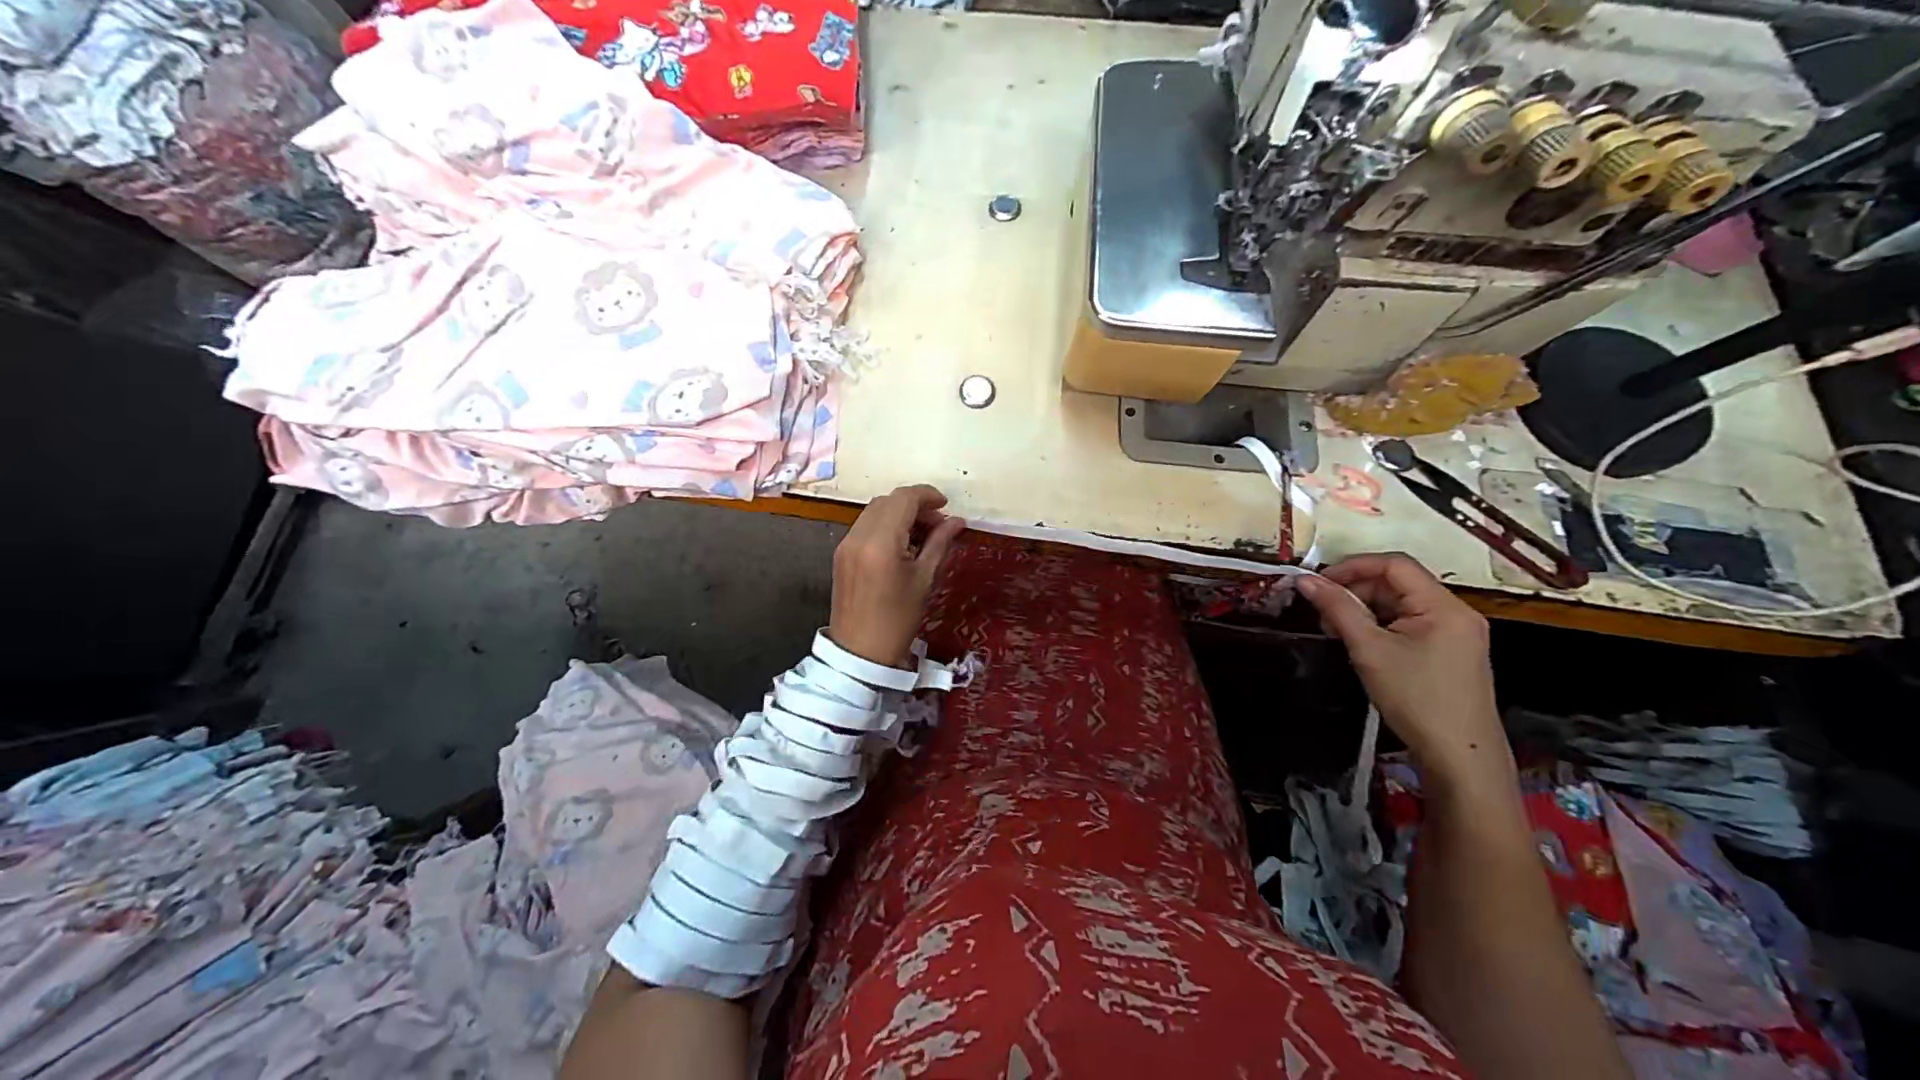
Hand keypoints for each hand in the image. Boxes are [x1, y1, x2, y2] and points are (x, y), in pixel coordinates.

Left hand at [827, 485, 966, 667]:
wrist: (860, 653)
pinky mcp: (841, 554)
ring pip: (875, 511)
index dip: (927, 495)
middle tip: (938, 525)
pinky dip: (885, 526)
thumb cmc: (898, 619)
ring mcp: (846, 544)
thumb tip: (957, 522)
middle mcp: (858, 536)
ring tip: (922, 536)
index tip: (946, 506)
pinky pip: (865, 526)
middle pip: (888, 501)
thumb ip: (940, 543)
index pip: (903, 499)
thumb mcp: (924, 579)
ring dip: (899, 514)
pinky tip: (902, 545)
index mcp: (880, 542)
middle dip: (915, 505)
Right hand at [1296, 554, 1506, 781]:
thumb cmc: (1415, 699)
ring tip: (1336, 632)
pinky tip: (1360, 645)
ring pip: (1401, 605)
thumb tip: (1305, 580)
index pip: (1395, 564)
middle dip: (1356, 592)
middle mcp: (1456, 612)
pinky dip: (1381, 627)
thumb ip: (1337, 609)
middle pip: (1398, 583)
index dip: (1353, 566)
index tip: (1318, 583)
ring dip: (1365, 610)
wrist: (1459, 756)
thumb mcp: (1369, 650)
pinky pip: (1410, 624)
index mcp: (1444, 605)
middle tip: (1323, 614)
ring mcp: (1456, 633)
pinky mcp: (1451, 652)